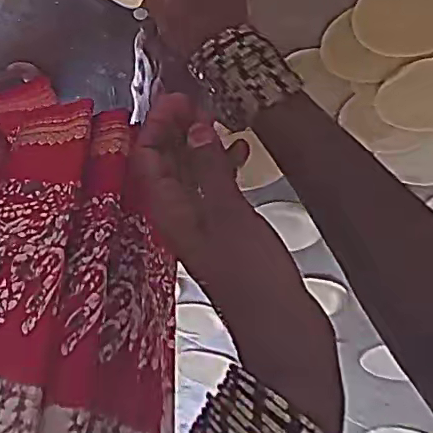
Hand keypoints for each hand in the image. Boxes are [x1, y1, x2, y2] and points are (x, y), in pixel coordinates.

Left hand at [133, 92, 292, 304]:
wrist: (285, 335)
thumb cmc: (253, 277)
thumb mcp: (230, 214)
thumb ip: (210, 169)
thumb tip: (196, 127)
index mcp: (169, 210)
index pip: (148, 157)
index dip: (158, 124)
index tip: (179, 97)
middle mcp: (179, 214)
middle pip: (166, 161)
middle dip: (176, 128)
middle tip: (196, 100)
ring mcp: (203, 223)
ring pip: (191, 171)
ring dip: (199, 143)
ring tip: (217, 118)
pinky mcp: (226, 230)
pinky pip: (215, 187)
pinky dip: (223, 165)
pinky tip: (241, 151)